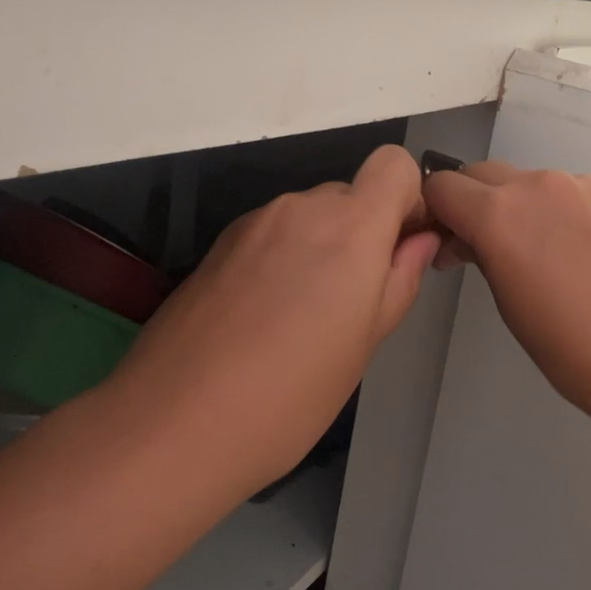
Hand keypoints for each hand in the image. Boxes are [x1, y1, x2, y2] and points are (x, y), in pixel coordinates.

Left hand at [100, 145, 439, 494]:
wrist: (172, 424)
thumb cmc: (290, 394)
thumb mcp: (365, 344)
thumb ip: (398, 280)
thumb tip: (417, 241)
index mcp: (350, 226)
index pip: (394, 165)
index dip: (408, 199)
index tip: (403, 248)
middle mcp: (301, 208)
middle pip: (350, 194)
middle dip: (363, 233)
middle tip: (353, 302)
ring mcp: (253, 224)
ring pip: (308, 218)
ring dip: (320, 249)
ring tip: (303, 320)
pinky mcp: (218, 246)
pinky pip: (271, 236)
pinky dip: (282, 260)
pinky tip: (264, 320)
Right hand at [422, 162, 590, 441]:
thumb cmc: (570, 348)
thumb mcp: (507, 303)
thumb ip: (481, 255)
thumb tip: (469, 239)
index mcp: (499, 213)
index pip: (442, 187)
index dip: (433, 211)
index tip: (440, 240)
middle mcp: (536, 185)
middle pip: (480, 174)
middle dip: (469, 204)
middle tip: (476, 249)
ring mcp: (578, 185)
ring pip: (524, 182)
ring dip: (512, 206)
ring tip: (531, 256)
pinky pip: (562, 192)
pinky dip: (551, 211)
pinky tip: (571, 254)